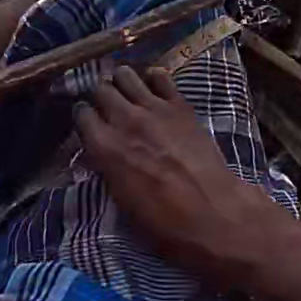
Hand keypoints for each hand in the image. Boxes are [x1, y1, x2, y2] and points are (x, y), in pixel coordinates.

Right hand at [77, 65, 283, 287]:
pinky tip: (155, 91)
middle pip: (100, 88)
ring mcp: (153, 108)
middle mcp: (124, 120)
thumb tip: (99, 153)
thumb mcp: (124, 204)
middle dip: (101, 96)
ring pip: (125, 73)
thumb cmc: (168, 226)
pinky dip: (154, 80)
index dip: (84, 117)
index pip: (81, 113)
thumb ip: (108, 168)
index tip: (90, 123)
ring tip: (129, 94)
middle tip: (109, 108)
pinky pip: (159, 76)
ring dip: (123, 83)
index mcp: (106, 147)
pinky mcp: (179, 104)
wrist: (219, 218)